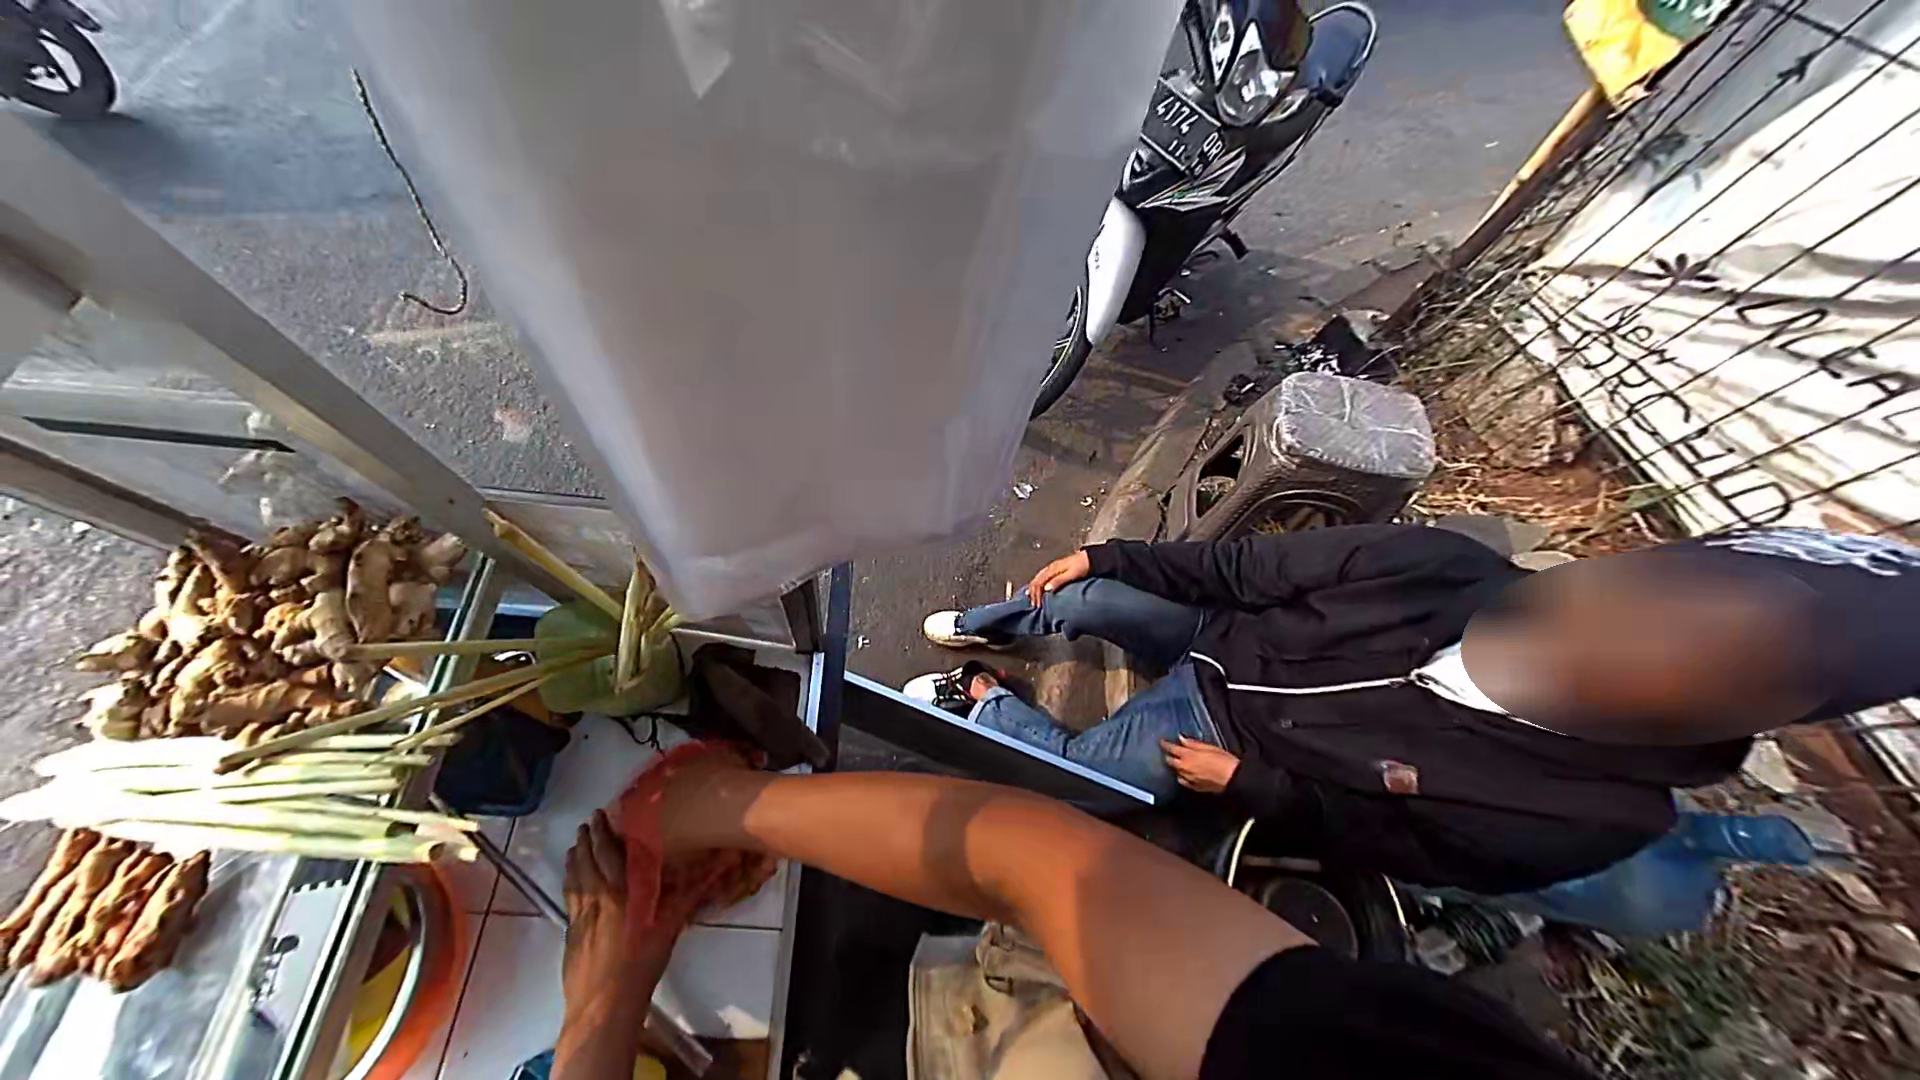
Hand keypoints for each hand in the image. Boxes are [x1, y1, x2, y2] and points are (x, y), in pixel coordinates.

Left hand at [561, 811, 683, 1014]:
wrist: (604, 1005)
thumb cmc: (642, 961)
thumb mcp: (672, 924)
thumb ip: (693, 891)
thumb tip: (723, 864)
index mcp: (621, 891)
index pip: (609, 854)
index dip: (604, 833)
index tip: (602, 815)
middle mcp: (597, 898)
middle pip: (587, 862)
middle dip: (586, 840)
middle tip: (587, 822)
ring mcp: (579, 916)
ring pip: (574, 879)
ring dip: (574, 858)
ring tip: (575, 844)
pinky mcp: (570, 934)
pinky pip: (569, 897)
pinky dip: (569, 881)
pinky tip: (572, 879)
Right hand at [1026, 549, 1091, 606]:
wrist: (1091, 558)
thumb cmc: (1082, 567)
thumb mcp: (1072, 574)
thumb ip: (1059, 580)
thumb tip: (1046, 589)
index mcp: (1052, 569)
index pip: (1038, 583)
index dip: (1036, 595)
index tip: (1038, 605)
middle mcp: (1049, 568)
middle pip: (1036, 581)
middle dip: (1033, 593)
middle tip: (1034, 605)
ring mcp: (1051, 568)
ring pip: (1037, 579)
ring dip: (1034, 590)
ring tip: (1033, 599)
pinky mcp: (1055, 569)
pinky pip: (1041, 577)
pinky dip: (1037, 585)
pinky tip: (1038, 589)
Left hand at [1160, 736, 1239, 793]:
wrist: (1233, 779)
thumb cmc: (1223, 760)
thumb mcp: (1208, 747)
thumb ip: (1192, 743)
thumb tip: (1180, 739)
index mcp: (1187, 755)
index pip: (1171, 748)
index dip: (1165, 744)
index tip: (1161, 741)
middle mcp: (1184, 768)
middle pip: (1170, 761)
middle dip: (1168, 756)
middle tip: (1168, 752)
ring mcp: (1188, 779)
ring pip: (1176, 772)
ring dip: (1175, 766)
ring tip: (1177, 762)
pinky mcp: (1195, 787)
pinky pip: (1183, 781)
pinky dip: (1182, 776)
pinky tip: (1184, 774)